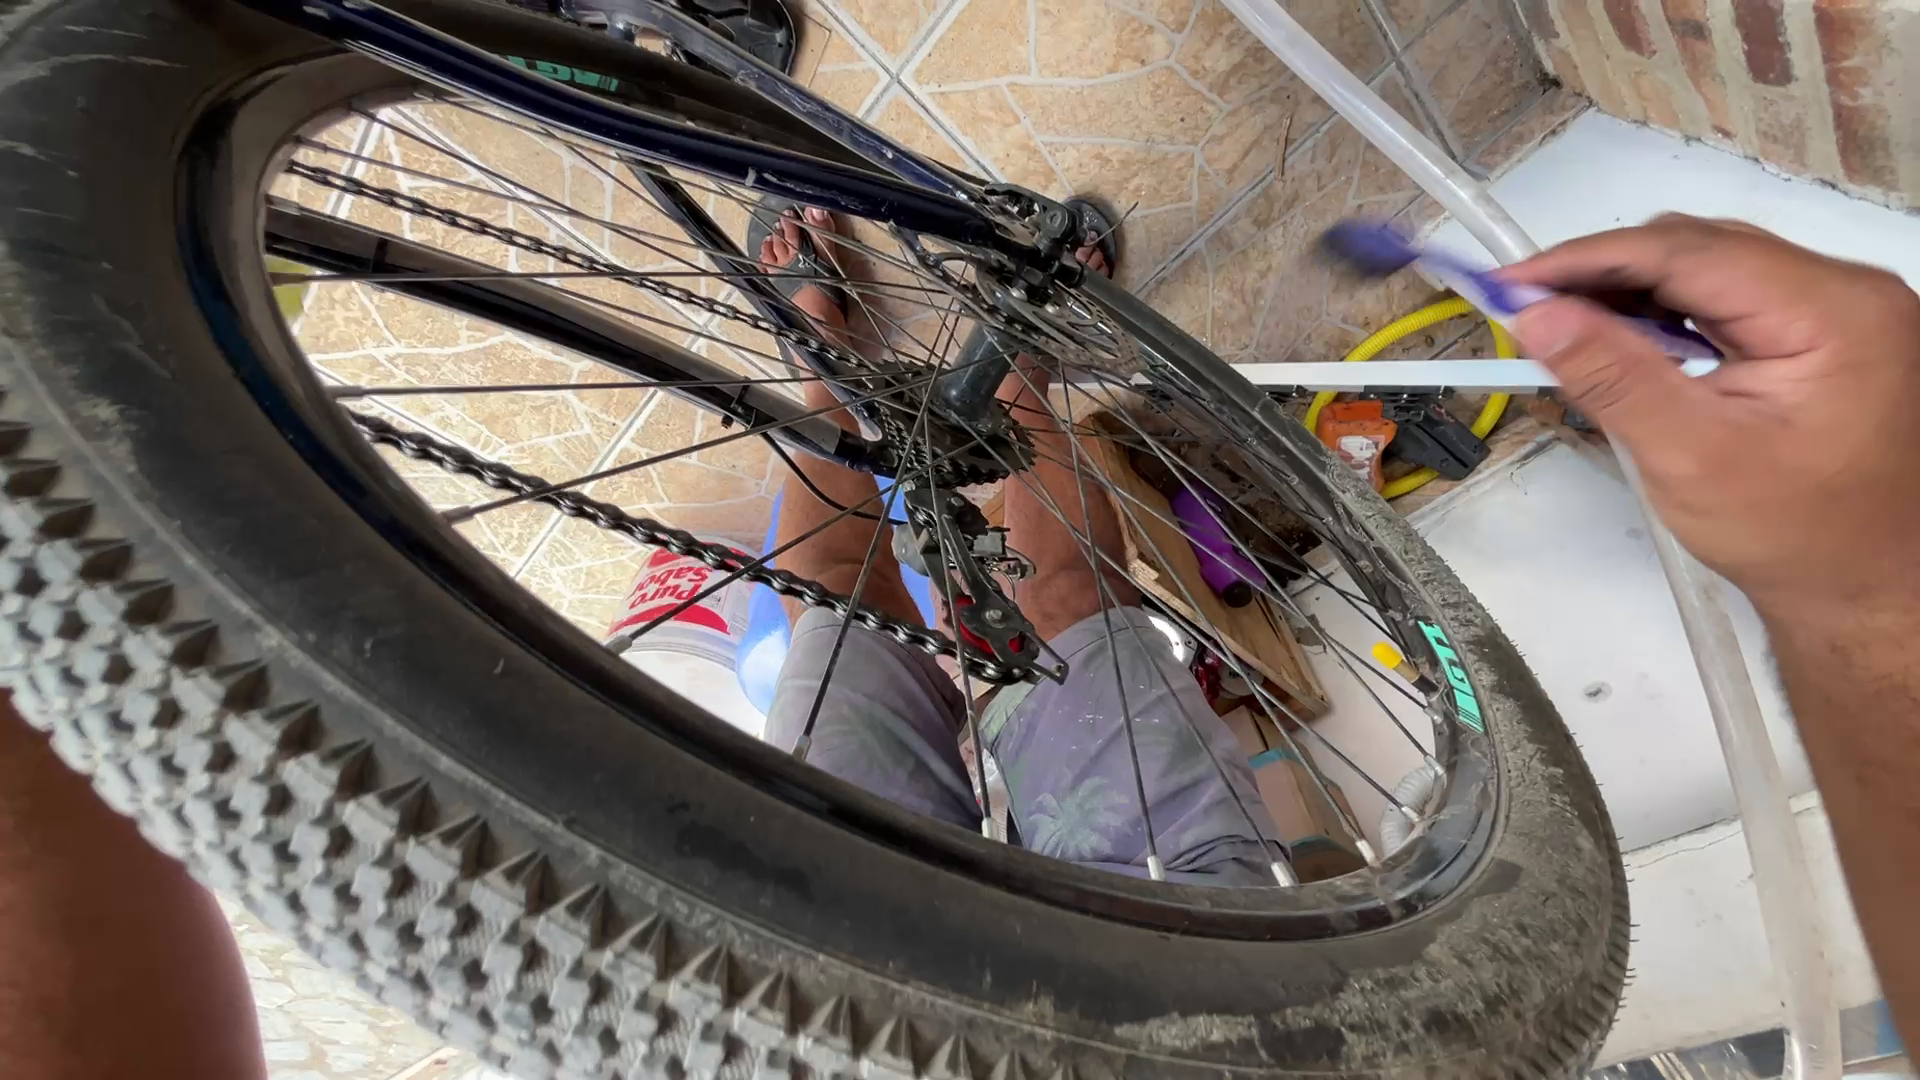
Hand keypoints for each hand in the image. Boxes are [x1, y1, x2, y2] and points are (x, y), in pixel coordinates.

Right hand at [1503, 214, 1919, 619]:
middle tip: (1520, 303)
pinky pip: (1713, 302)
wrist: (1859, 573)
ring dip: (1619, 290)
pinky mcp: (1804, 335)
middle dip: (1600, 269)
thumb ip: (1610, 375)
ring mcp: (1827, 311)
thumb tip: (1537, 316)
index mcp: (1829, 311)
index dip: (1587, 258)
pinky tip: (1609, 340)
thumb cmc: (1784, 524)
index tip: (1509, 280)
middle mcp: (1839, 292)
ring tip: (1553, 323)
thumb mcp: (1683, 451)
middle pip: (1697, 249)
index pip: (1688, 252)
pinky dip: (1649, 313)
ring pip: (1701, 270)